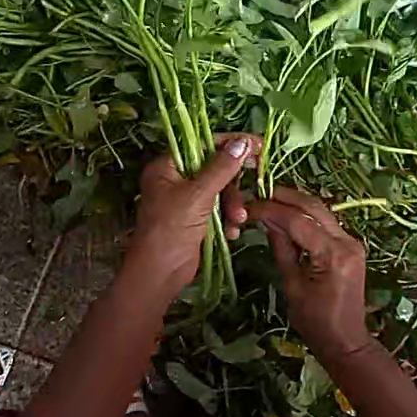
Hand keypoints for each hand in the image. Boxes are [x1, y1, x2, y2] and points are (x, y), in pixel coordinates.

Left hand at [121, 133, 257, 295]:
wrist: (159, 273)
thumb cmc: (171, 229)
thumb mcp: (198, 195)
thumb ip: (221, 168)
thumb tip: (243, 142)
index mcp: (167, 166)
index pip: (201, 144)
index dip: (230, 142)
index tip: (256, 144)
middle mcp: (175, 179)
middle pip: (214, 168)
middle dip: (233, 183)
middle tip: (257, 178)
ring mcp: (185, 200)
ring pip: (220, 190)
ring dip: (233, 204)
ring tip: (237, 219)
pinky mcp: (195, 219)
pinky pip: (218, 209)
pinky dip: (227, 218)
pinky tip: (232, 231)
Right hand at [246, 187, 373, 358]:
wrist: (346, 341)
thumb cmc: (315, 322)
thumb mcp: (292, 285)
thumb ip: (282, 249)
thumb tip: (267, 221)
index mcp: (332, 254)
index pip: (298, 221)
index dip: (271, 210)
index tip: (249, 207)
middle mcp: (346, 242)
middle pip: (313, 207)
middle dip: (285, 197)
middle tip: (258, 194)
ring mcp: (351, 242)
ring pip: (321, 211)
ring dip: (295, 203)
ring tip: (269, 201)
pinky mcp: (350, 245)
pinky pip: (325, 223)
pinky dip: (305, 216)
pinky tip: (287, 216)